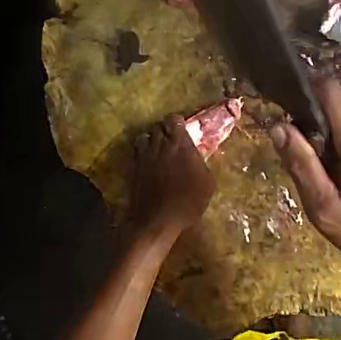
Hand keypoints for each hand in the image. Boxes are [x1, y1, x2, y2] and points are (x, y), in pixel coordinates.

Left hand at [129, 118, 216, 245]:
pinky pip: (135, 151)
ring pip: (144, 136)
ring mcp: (144, 155)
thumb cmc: (188, 202)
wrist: (157, 219)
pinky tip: (147, 161)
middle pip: (157, 126)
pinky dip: (141, 151)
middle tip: (171, 141)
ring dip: (151, 140)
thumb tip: (198, 156)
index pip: (174, 120)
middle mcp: (160, 144)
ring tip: (157, 149)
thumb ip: (202, 163)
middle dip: (164, 130)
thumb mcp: (207, 183)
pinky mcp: (132, 166)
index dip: (177, 123)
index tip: (181, 130)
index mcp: (180, 144)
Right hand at [269, 78, 340, 276]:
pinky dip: (335, 151)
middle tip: (298, 162)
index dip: (302, 89)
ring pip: (338, 125)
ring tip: (318, 178)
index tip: (281, 104)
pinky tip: (335, 181)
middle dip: (308, 128)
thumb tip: (277, 127)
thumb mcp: (325, 206)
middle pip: (330, 109)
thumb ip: (301, 165)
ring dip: (322, 144)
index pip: (328, 90)